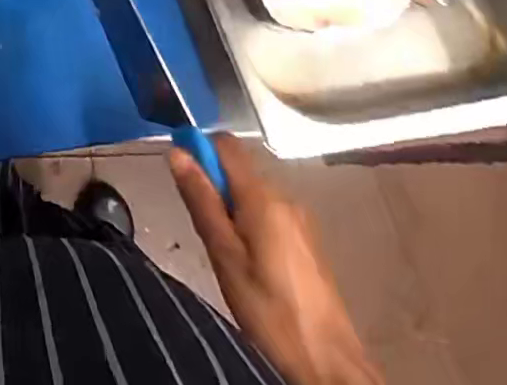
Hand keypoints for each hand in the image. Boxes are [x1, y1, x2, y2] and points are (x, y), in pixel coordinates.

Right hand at [170, 136, 380, 384]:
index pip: (226, 145)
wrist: (329, 364)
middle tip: (203, 229)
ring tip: (223, 252)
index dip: (199, 148)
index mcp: (263, 197)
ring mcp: (299, 218)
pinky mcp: (306, 239)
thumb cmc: (268, 312)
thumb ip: (201, 201)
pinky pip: (268, 212)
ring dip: (230, 206)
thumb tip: (177, 152)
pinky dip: (249, 221)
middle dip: (213, 184)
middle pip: (239, 168)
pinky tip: (247, 262)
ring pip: (252, 192)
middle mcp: (285, 197)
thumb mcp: (224, 256)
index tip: (181, 174)